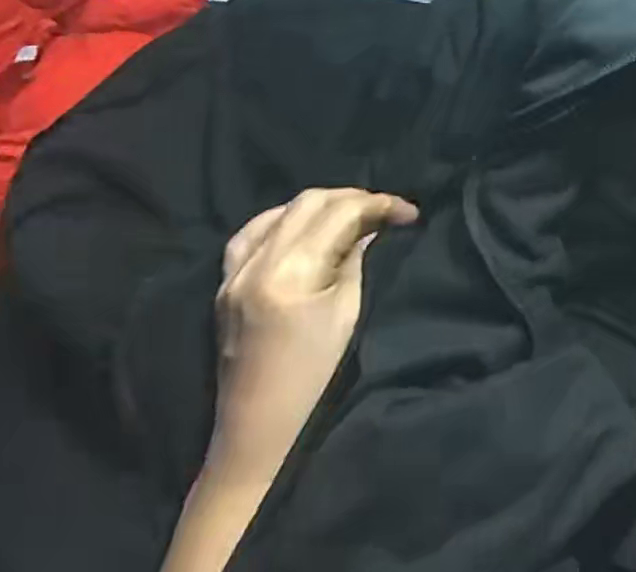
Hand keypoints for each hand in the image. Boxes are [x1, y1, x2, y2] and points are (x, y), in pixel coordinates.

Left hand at [165, 189, 416, 571]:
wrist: (259, 435)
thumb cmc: (317, 382)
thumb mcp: (350, 315)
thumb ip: (359, 260)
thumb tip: (372, 227)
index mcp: (290, 272)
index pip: (340, 213)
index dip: (380, 204)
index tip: (410, 213)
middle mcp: (255, 262)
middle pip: (309, 202)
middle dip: (352, 199)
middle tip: (385, 212)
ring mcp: (233, 272)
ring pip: (280, 209)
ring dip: (319, 205)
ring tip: (350, 216)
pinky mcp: (224, 284)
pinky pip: (252, 231)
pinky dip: (284, 219)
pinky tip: (301, 227)